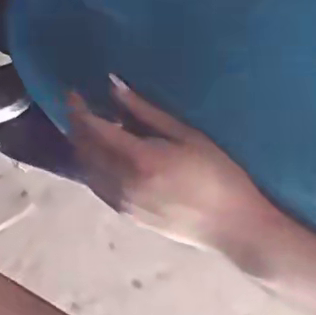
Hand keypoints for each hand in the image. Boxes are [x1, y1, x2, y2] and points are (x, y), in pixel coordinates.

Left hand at [67, 76, 285, 261]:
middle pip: (81, 144)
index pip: (91, 126)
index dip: (78, 107)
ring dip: (81, 143)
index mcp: (137, 159)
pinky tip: (103, 156)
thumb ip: (144, 111)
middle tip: (85, 108)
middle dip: (77, 123)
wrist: (241, 230)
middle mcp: (121, 180)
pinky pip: (93, 183)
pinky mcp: (125, 214)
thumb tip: (112, 84)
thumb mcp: (187, 136)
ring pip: (83, 164)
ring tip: (96, 130)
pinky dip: (89, 164)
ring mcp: (121, 201)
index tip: (74, 93)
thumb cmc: (220, 177)